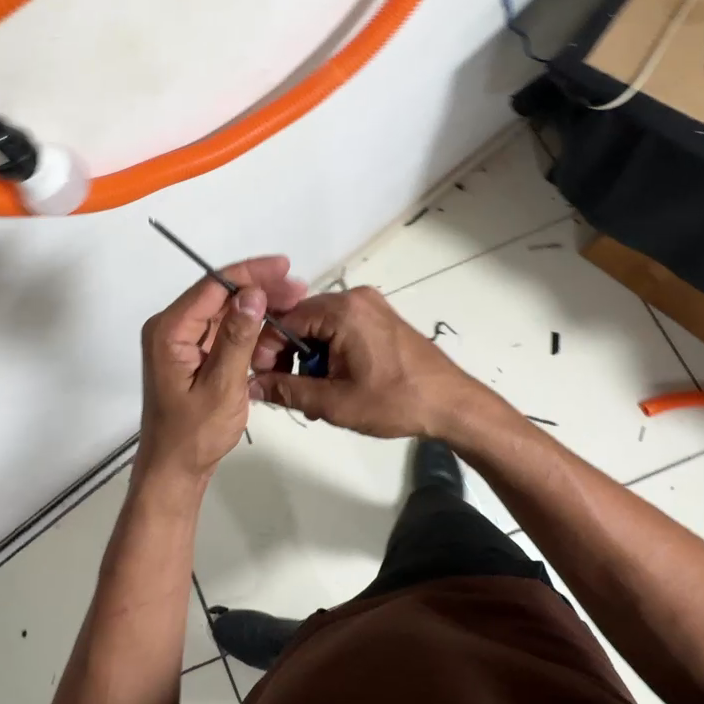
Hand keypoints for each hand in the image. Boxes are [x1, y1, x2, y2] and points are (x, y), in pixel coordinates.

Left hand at [137, 256, 307, 483]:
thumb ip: (237, 338)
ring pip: (224, 312)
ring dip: (257, 309)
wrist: (174, 470)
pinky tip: (275, 329)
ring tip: (294, 306)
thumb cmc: (194, 434)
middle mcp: (172, 329)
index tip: (284, 266)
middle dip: (258, 289)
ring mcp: (182, 343)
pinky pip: (223, 332)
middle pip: (219, 295)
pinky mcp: (193, 356)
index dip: (249, 272)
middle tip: (298, 288)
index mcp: (169, 331)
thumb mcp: (221, 386)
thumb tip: (253, 294)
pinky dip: (249, 330)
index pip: (212, 287)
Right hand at [249, 287, 495, 440]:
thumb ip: (288, 391)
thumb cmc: (395, 401)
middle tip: (284, 389)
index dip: (267, 350)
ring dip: (308, 357)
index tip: (261, 378)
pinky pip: (339, 329)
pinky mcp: (380, 319)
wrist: (451, 405)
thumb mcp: (334, 402)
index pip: (284, 320)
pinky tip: (332, 381)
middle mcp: (355, 298)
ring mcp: (371, 306)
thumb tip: (252, 387)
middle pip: (301, 320)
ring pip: (319, 327)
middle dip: (287, 355)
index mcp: (342, 310)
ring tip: (311, 392)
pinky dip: (328, 352)